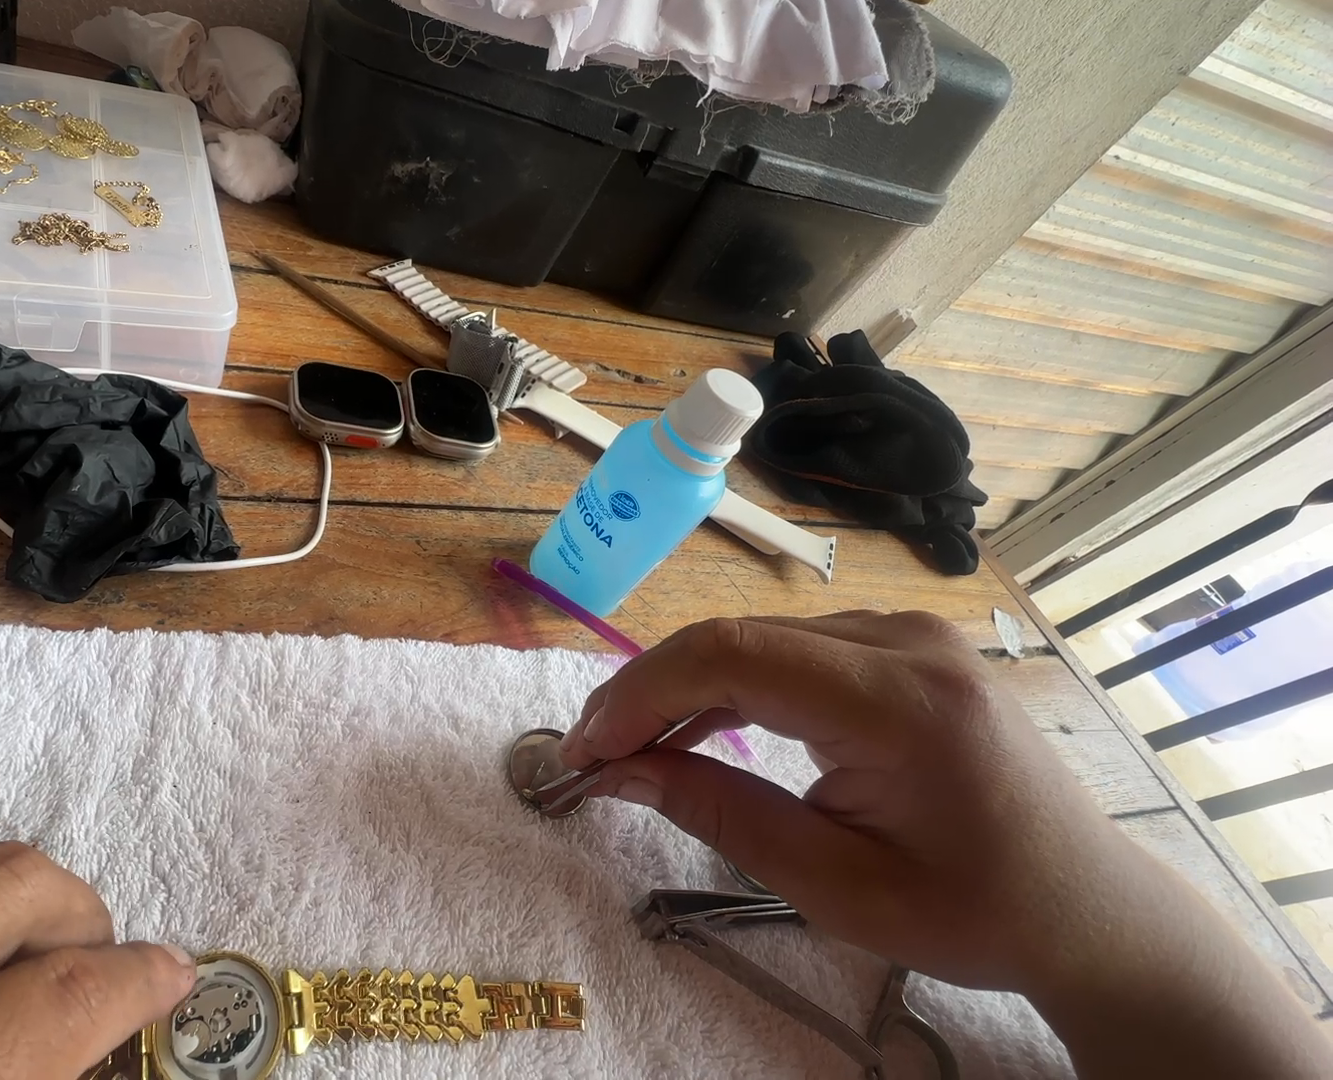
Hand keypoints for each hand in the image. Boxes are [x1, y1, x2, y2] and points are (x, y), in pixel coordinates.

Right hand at [559, 611, 1109, 992]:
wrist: (1086, 904)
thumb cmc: (970, 911)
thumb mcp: (831, 884)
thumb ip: (714, 812)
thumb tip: (614, 770)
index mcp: (905, 703)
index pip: (734, 658)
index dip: (641, 693)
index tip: (587, 750)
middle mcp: (902, 640)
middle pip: (731, 640)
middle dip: (645, 693)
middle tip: (591, 753)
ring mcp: (898, 631)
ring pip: (744, 639)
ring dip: (674, 688)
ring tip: (624, 742)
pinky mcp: (888, 641)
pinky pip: (776, 648)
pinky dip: (719, 685)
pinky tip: (686, 725)